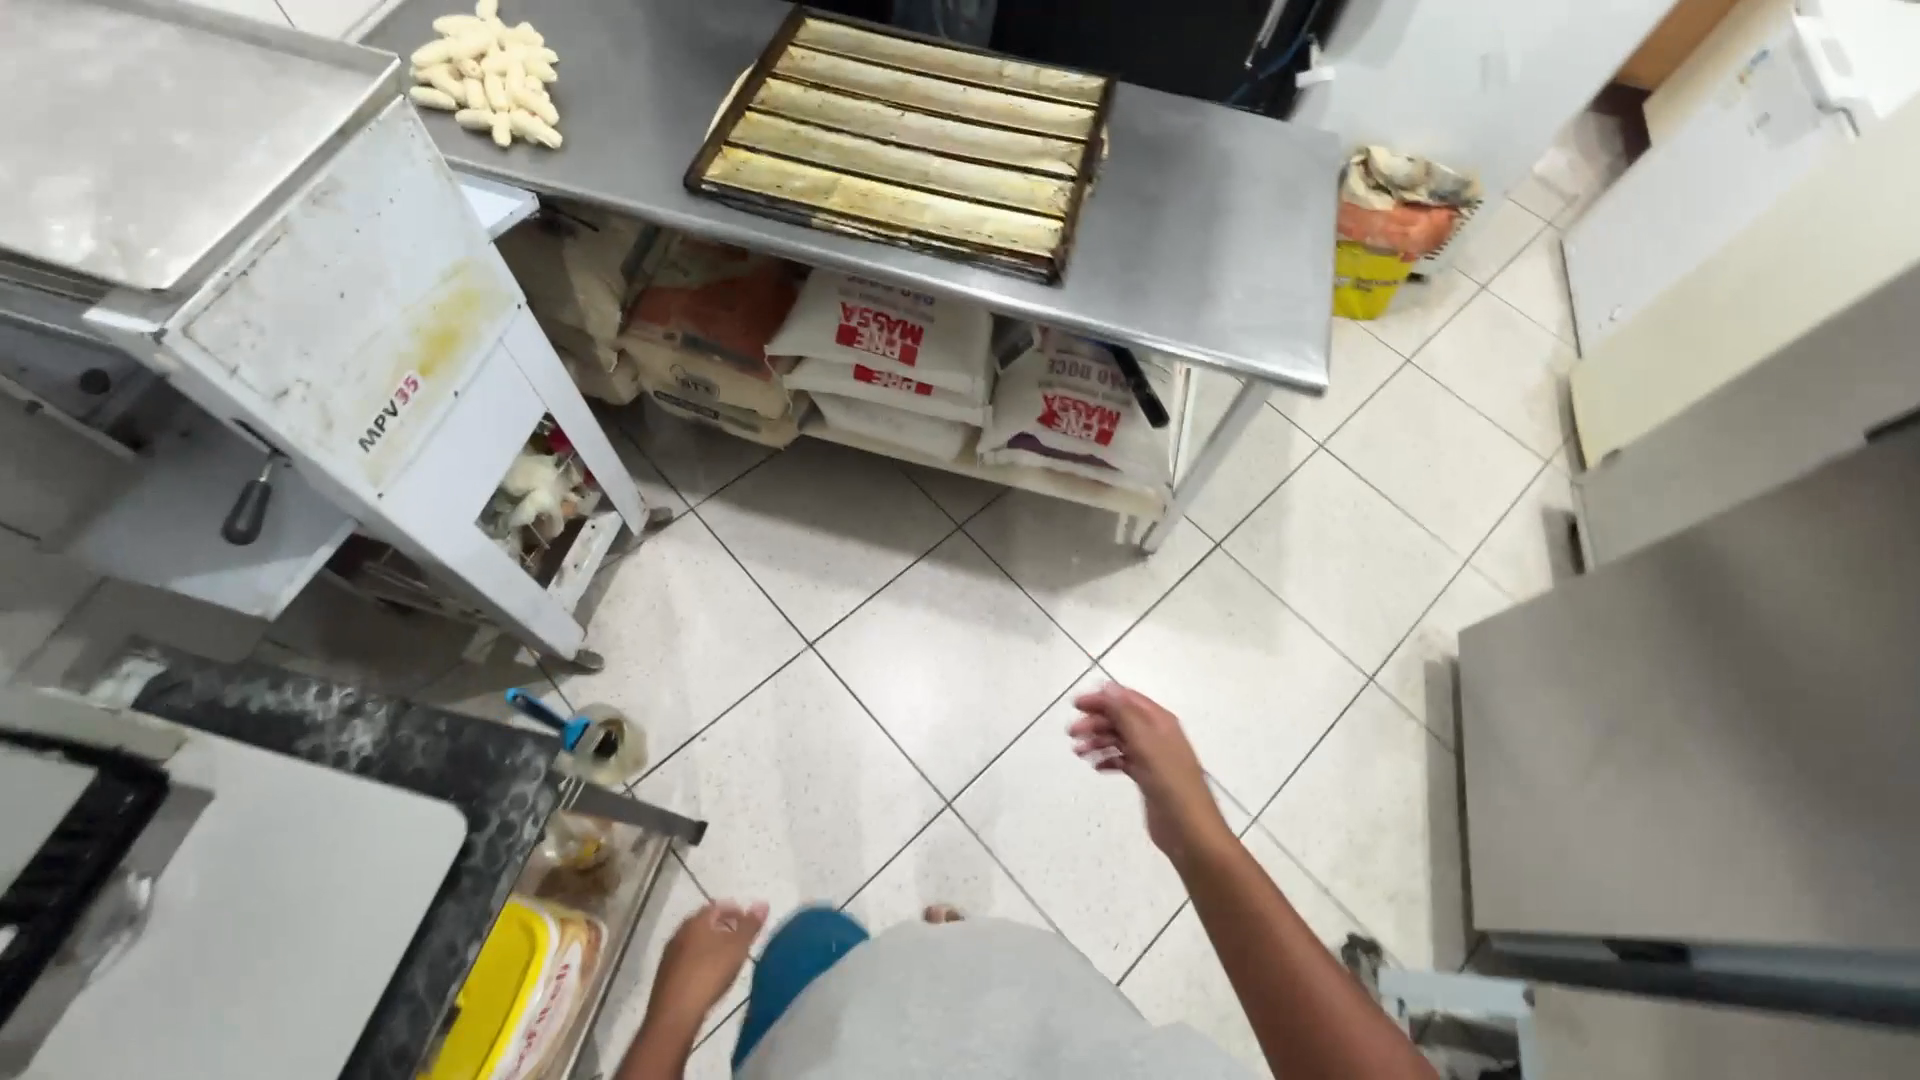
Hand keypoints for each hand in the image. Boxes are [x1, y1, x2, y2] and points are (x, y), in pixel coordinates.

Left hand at [644, 899, 767, 1036]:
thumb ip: (750, 925)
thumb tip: (763, 903)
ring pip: (694, 942)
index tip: (747, 921)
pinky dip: (700, 960)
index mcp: (697, 922)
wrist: (675, 1014)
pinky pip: (686, 960)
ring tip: (726, 957)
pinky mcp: (664, 976)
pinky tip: (708, 975)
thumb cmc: (710, 974)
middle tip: (738, 937)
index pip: (717, 907)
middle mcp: (680, 933)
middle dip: (722, 927)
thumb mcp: (737, 948)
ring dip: (710, 944)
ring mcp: (669, 955)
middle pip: (704, 923)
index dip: (734, 911)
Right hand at [1068, 683, 1231, 864]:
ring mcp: (1151, 757)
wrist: (1189, 828)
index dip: (1101, 699)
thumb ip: (1125, 713)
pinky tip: (1096, 767)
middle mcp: (1155, 735)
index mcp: (1159, 721)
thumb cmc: (1169, 781)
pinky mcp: (1147, 777)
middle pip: (1120, 719)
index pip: (1126, 699)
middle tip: (1072, 734)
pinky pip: (1123, 761)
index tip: (1075, 705)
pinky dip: (1108, 760)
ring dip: (1098, 741)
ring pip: (1119, 740)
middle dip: (1095, 722)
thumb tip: (1107, 687)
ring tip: (1079, 753)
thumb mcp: (1145, 742)